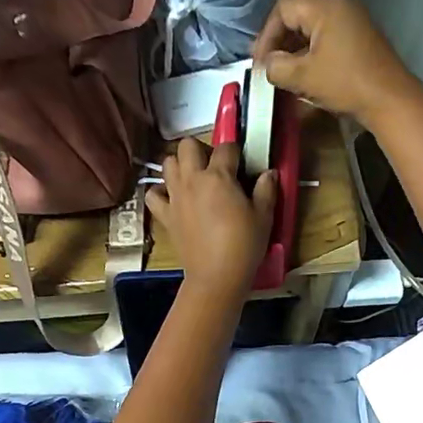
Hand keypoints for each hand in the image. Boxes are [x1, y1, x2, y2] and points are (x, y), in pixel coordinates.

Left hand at [146, 137, 276, 299]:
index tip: (243, 165)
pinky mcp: (165, 216)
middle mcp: (192, 180)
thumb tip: (269, 173)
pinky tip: (173, 197)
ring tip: (194, 179)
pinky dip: (160, 192)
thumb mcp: (263, 216)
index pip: (226, 147)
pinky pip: (153, 195)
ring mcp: (175, 197)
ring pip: (168, 163)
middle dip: (201, 149)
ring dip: (180, 165)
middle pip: (188, 145)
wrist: (216, 277)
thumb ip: (266, 190)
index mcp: (218, 176)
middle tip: (215, 167)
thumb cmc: (243, 246)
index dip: (236, 152)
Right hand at [252, 0, 422, 127]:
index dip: (266, 34)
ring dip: (294, 48)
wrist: (389, 99)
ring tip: (283, 73)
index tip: (259, 62)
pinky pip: (327, 37)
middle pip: (298, 14)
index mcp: (325, 7)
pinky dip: (311, 52)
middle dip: (279, 41)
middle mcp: (340, 6)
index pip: (283, 8)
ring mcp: (353, 20)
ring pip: (312, 28)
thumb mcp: (303, 77)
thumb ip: (276, 67)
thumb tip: (267, 65)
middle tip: (267, 67)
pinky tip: (305, 74)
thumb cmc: (345, 83)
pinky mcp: (359, 38)